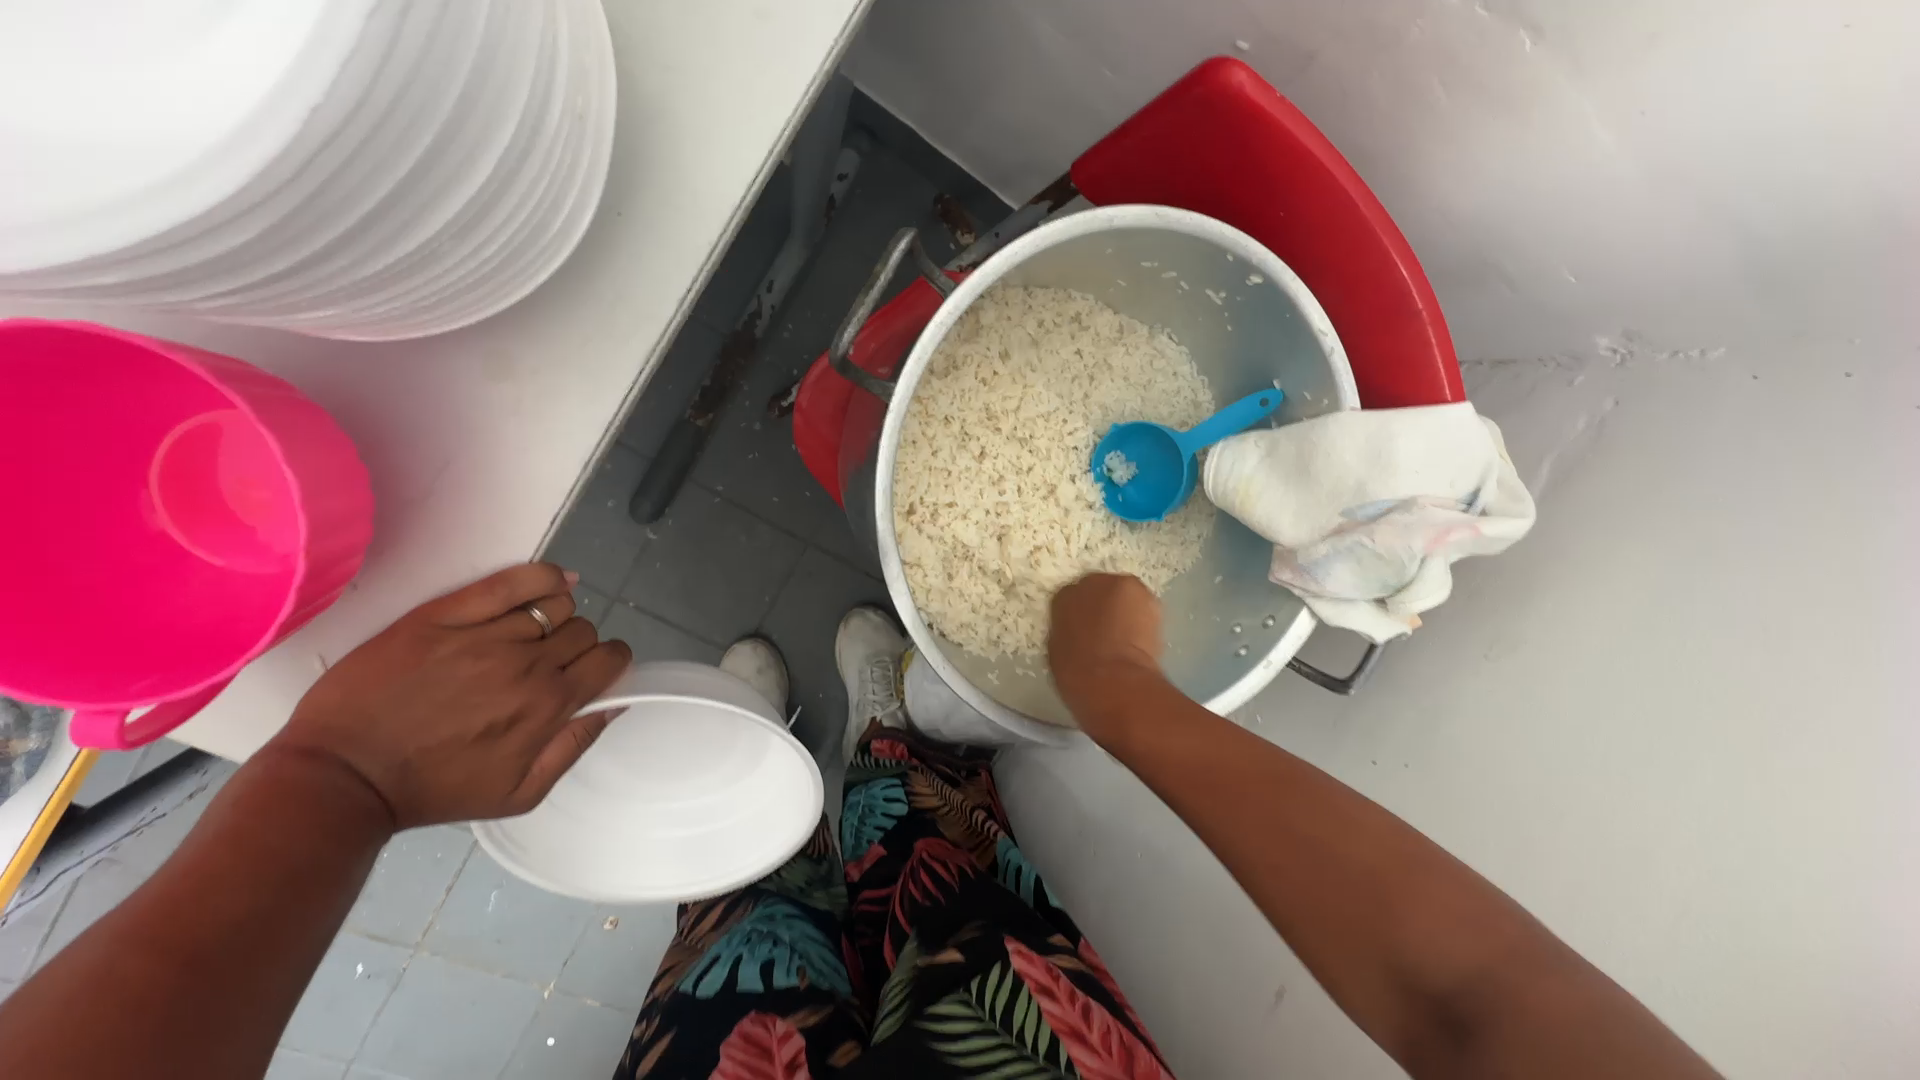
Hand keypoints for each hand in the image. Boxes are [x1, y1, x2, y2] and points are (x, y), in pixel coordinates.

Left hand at [267, 563, 632, 829]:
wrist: (343, 775)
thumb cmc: (433, 791)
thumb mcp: (520, 794)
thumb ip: (574, 747)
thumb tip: (613, 704)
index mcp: (548, 705)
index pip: (612, 659)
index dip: (607, 664)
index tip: (587, 674)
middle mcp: (527, 663)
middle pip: (584, 629)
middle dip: (577, 645)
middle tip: (545, 664)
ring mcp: (486, 634)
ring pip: (556, 603)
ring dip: (553, 617)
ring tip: (526, 635)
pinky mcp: (447, 614)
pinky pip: (516, 579)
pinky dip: (544, 577)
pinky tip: (547, 584)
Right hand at [1048, 573, 1168, 734]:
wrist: (1115, 681)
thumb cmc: (1078, 673)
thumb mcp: (1059, 651)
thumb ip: (1068, 631)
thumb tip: (1079, 631)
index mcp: (1063, 596)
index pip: (1071, 599)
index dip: (1079, 615)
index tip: (1083, 631)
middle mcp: (1092, 582)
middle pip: (1099, 589)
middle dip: (1102, 606)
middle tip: (1105, 631)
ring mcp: (1124, 587)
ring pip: (1123, 596)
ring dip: (1124, 610)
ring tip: (1125, 636)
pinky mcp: (1151, 600)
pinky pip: (1142, 608)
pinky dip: (1141, 619)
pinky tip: (1138, 639)